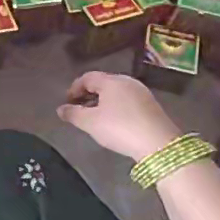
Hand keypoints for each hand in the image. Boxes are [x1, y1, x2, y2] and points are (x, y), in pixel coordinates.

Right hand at [57, 72, 184, 162]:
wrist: (158, 143)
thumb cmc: (119, 128)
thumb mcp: (90, 123)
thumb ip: (73, 114)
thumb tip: (60, 109)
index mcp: (111, 81)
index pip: (88, 77)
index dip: (74, 87)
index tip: (67, 101)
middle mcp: (127, 81)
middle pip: (103, 82)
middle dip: (88, 93)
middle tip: (79, 108)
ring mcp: (142, 92)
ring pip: (116, 91)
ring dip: (102, 100)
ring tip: (95, 116)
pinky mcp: (151, 105)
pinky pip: (127, 99)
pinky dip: (116, 106)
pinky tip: (114, 121)